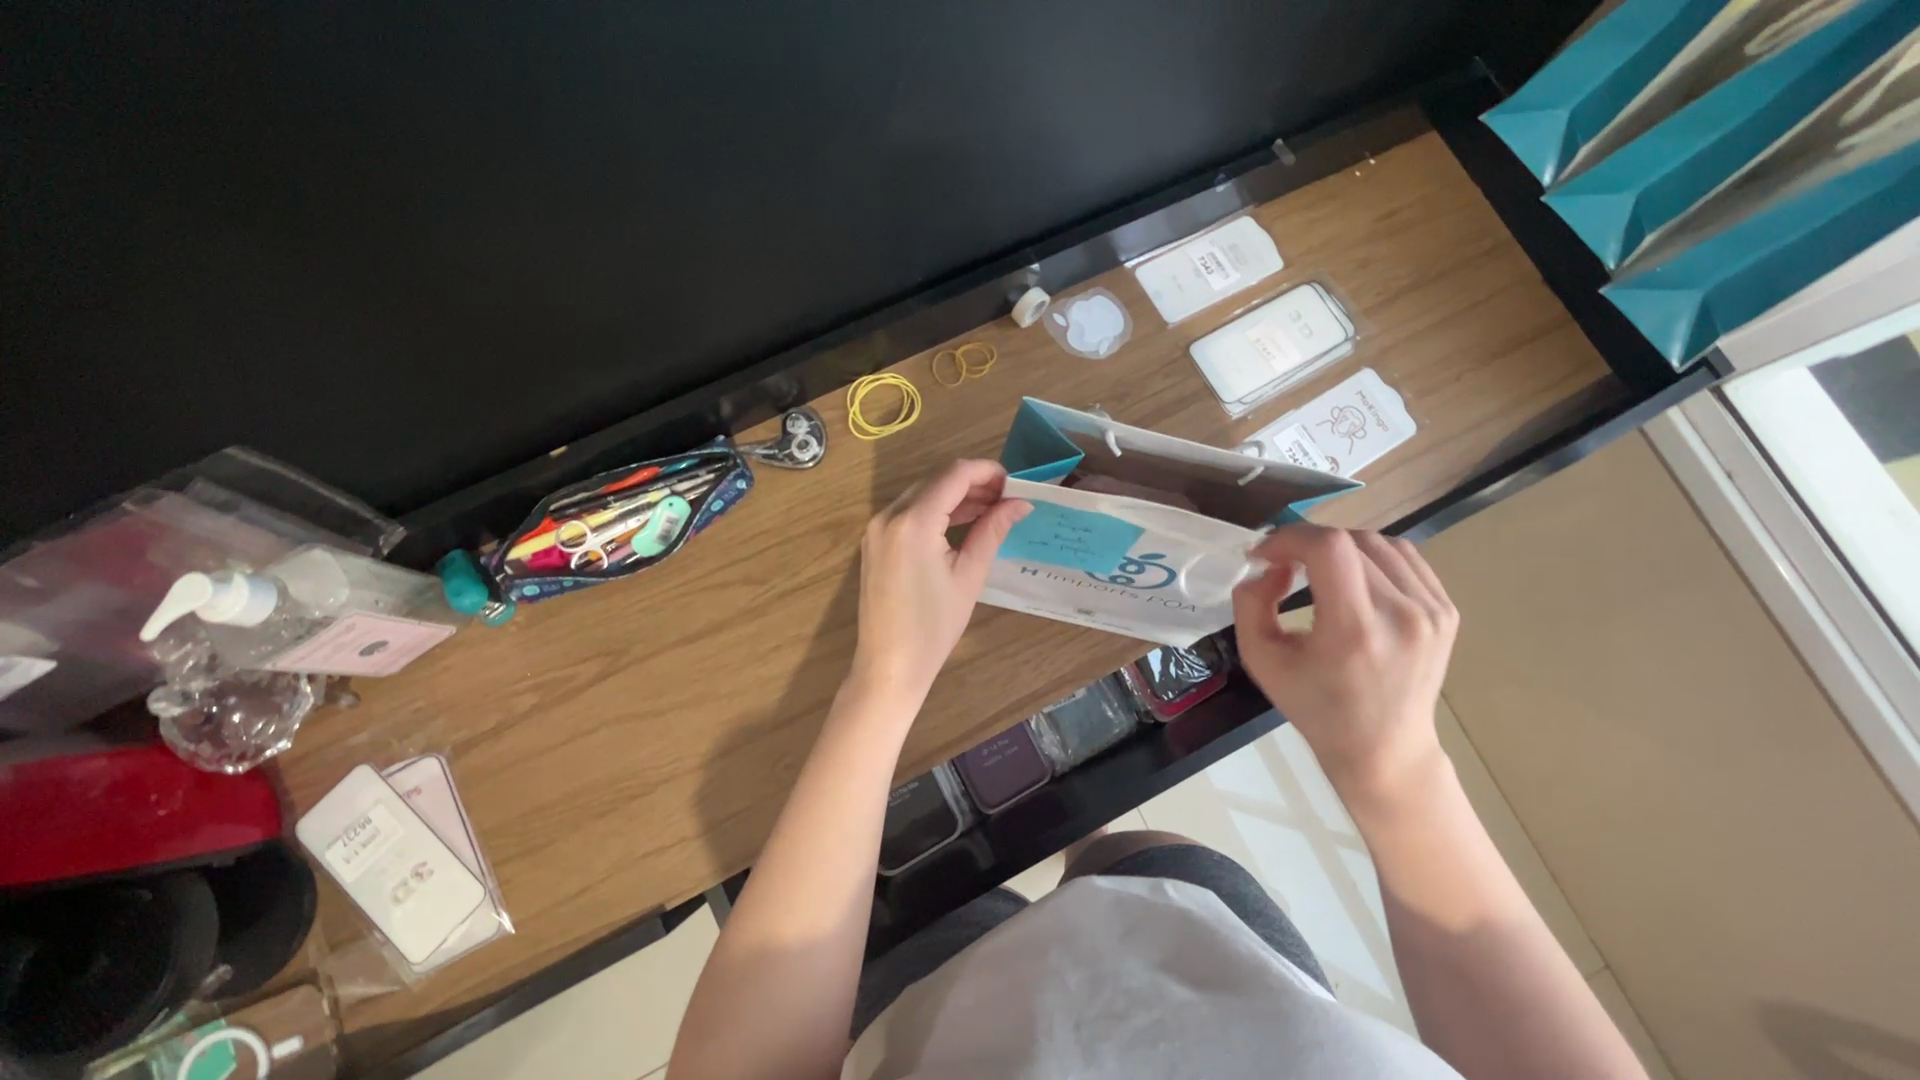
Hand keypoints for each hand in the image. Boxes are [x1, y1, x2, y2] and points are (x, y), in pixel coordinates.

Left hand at [852, 460, 1031, 704]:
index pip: (954, 475)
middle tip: (1006, 500)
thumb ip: (992, 531)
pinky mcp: (874, 542)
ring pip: (921, 493)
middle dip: (973, 483)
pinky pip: (908, 512)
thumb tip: (1020, 504)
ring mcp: (876, 528)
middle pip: (936, 480)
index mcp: (913, 522)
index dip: (986, 472)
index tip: (1013, 484)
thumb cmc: (934, 627)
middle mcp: (888, 516)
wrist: (889, 665)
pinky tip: (961, 523)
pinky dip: (935, 511)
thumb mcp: (969, 576)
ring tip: (990, 511)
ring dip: (955, 496)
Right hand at [1231, 524, 1458, 801]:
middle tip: (1286, 564)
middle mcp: (1402, 614)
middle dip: (1308, 543)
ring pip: (1380, 543)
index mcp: (1355, 630)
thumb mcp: (1262, 661)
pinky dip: (1372, 557)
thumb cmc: (1316, 709)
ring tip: (1319, 569)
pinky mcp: (1446, 611)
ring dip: (1340, 546)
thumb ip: (1251, 604)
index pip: (1329, 548)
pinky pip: (1405, 559)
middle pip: (1351, 540)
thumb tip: (1268, 567)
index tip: (1266, 554)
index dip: (1290, 538)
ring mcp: (1432, 611)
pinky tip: (1354, 579)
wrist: (1384, 748)